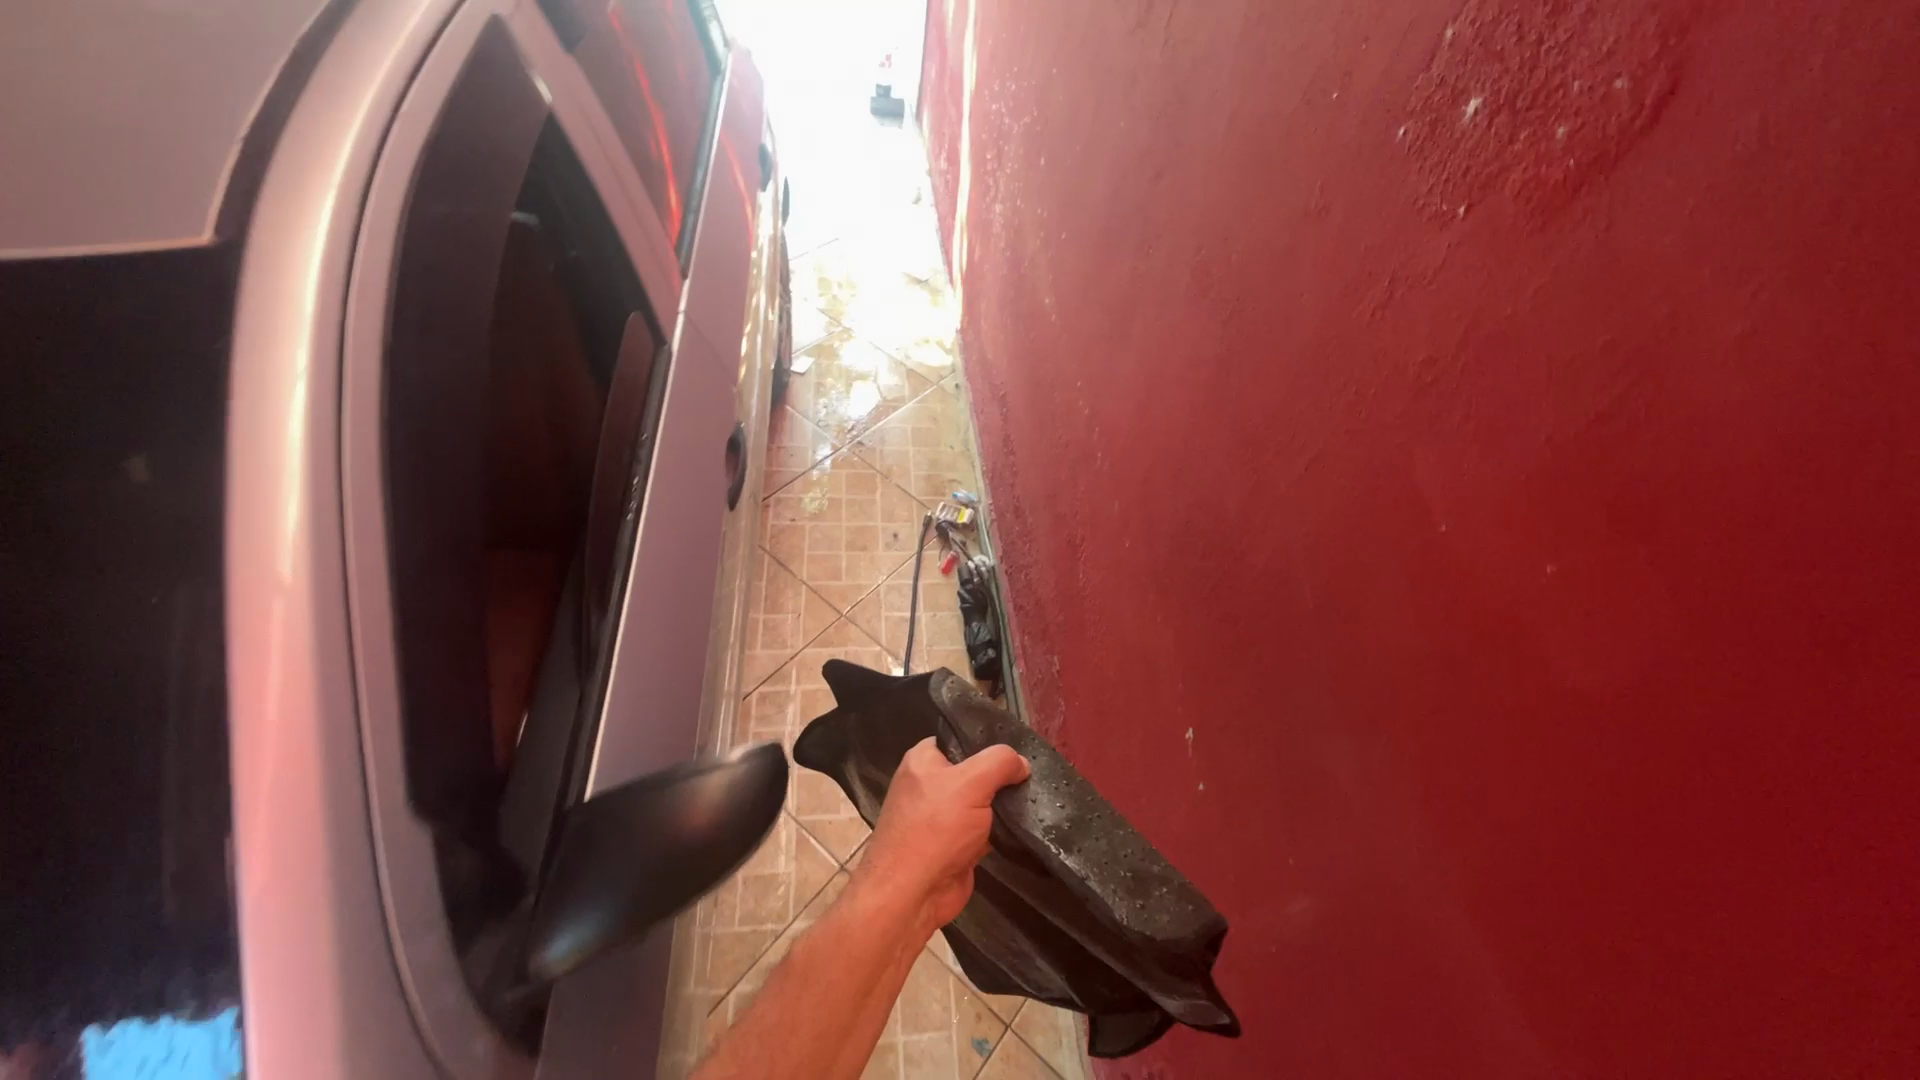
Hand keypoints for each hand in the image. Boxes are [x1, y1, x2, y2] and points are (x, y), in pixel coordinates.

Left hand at [852, 738, 1030, 935]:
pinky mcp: (956, 844)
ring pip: (984, 801)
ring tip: (1037, 797)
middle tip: (1033, 774)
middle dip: (1003, 775)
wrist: (912, 894)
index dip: (988, 741)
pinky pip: (986, 828)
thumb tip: (1022, 763)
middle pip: (976, 770)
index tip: (1019, 746)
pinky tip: (1028, 825)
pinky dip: (1003, 829)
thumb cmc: (935, 829)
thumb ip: (999, 763)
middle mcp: (931, 784)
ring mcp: (943, 817)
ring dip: (1005, 805)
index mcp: (924, 760)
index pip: (960, 738)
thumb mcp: (970, 783)